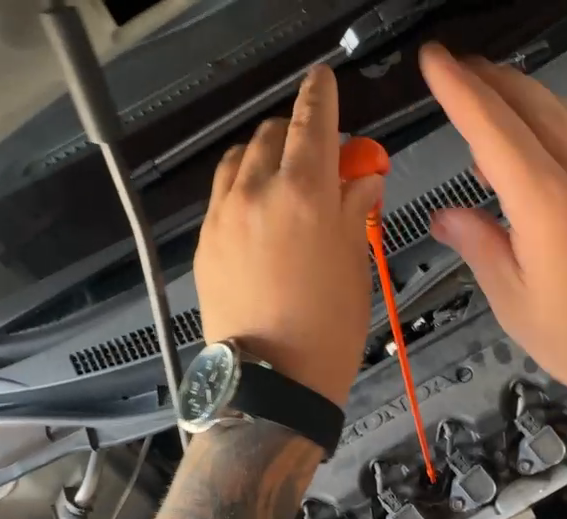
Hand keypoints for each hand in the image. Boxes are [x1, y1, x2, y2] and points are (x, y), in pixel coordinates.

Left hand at [194, 65, 384, 407]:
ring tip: (284, 182)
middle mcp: (257, 193)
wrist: (273, 386)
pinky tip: (259, 214)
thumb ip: (354, 213)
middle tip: (319, 157)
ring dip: (264, 157)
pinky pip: (222, 195)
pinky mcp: (205, 244)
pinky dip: (242, 189)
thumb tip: (361, 181)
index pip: (312, 120)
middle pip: (272, 134)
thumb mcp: (355, 268)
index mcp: (304, 193)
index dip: (320, 95)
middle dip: (296, 133)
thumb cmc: (326, 336)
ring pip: (239, 159)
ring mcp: (223, 217)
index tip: (323, 84)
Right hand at [418, 44, 566, 414]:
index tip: (434, 61)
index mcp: (547, 205)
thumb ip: (479, 247)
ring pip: (564, 114)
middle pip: (532, 105)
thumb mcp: (514, 303)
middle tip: (458, 69)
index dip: (459, 90)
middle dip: (490, 79)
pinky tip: (538, 137)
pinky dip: (553, 122)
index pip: (493, 128)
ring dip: (524, 95)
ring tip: (492, 92)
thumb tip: (446, 216)